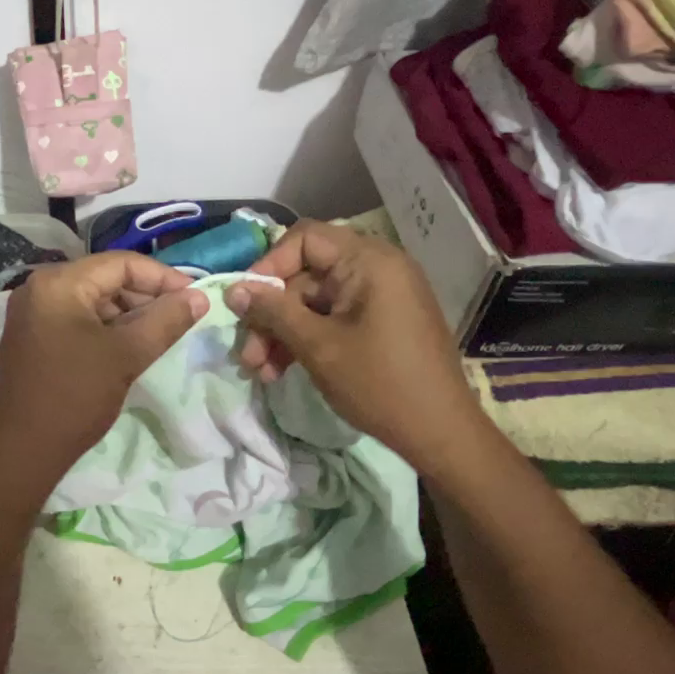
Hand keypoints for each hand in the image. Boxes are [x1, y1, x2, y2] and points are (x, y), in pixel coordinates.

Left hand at [0, 252, 207, 492]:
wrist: (20, 452)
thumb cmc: (74, 397)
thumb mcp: (126, 356)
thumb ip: (166, 321)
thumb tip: (200, 297)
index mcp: (57, 283)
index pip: (121, 263)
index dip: (163, 277)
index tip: (195, 297)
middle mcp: (39, 287)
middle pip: (105, 278)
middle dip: (146, 295)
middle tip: (181, 318)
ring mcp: (32, 312)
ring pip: (93, 299)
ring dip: (129, 312)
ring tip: (161, 334)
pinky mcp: (33, 336)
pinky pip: (77, 318)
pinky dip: (107, 327)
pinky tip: (131, 345)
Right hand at [225, 221, 482, 471]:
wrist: (441, 434)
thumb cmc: (379, 383)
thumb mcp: (317, 346)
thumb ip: (273, 312)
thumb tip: (233, 290)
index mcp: (370, 261)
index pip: (305, 239)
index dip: (269, 266)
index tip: (245, 303)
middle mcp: (377, 268)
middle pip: (305, 275)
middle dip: (271, 314)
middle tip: (248, 354)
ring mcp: (380, 296)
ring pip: (314, 301)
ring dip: (283, 332)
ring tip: (261, 372)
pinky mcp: (381, 322)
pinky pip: (333, 317)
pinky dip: (307, 339)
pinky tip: (283, 370)